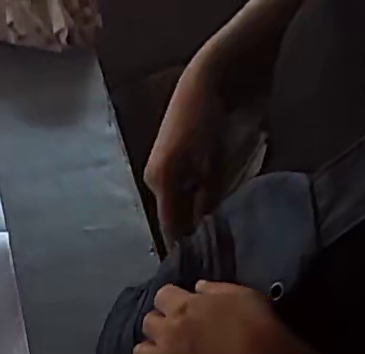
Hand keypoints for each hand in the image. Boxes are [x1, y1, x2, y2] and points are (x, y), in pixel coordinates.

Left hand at [134, 280, 280, 353]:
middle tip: (173, 328)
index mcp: (183, 306)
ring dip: (150, 349)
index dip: (170, 299)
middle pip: (147, 322)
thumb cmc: (254, 324)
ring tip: (164, 351)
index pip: (160, 295)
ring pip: (140, 353)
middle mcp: (169, 330)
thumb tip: (196, 287)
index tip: (179, 303)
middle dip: (159, 322)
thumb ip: (213, 289)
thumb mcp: (239, 294)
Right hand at [143, 60, 225, 247]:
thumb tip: (201, 229)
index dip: (179, 244)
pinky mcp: (162, 161)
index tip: (187, 264)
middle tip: (199, 249)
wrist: (205, 79)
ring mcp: (155, 170)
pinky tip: (196, 204)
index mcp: (161, 182)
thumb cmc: (208, 121)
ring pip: (171, 202)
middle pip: (168, 214)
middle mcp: (152, 179)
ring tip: (199, 230)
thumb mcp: (212, 165)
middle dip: (182, 229)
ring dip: (184, 214)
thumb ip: (206, 199)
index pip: (169, 224)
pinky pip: (173, 189)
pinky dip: (183, 198)